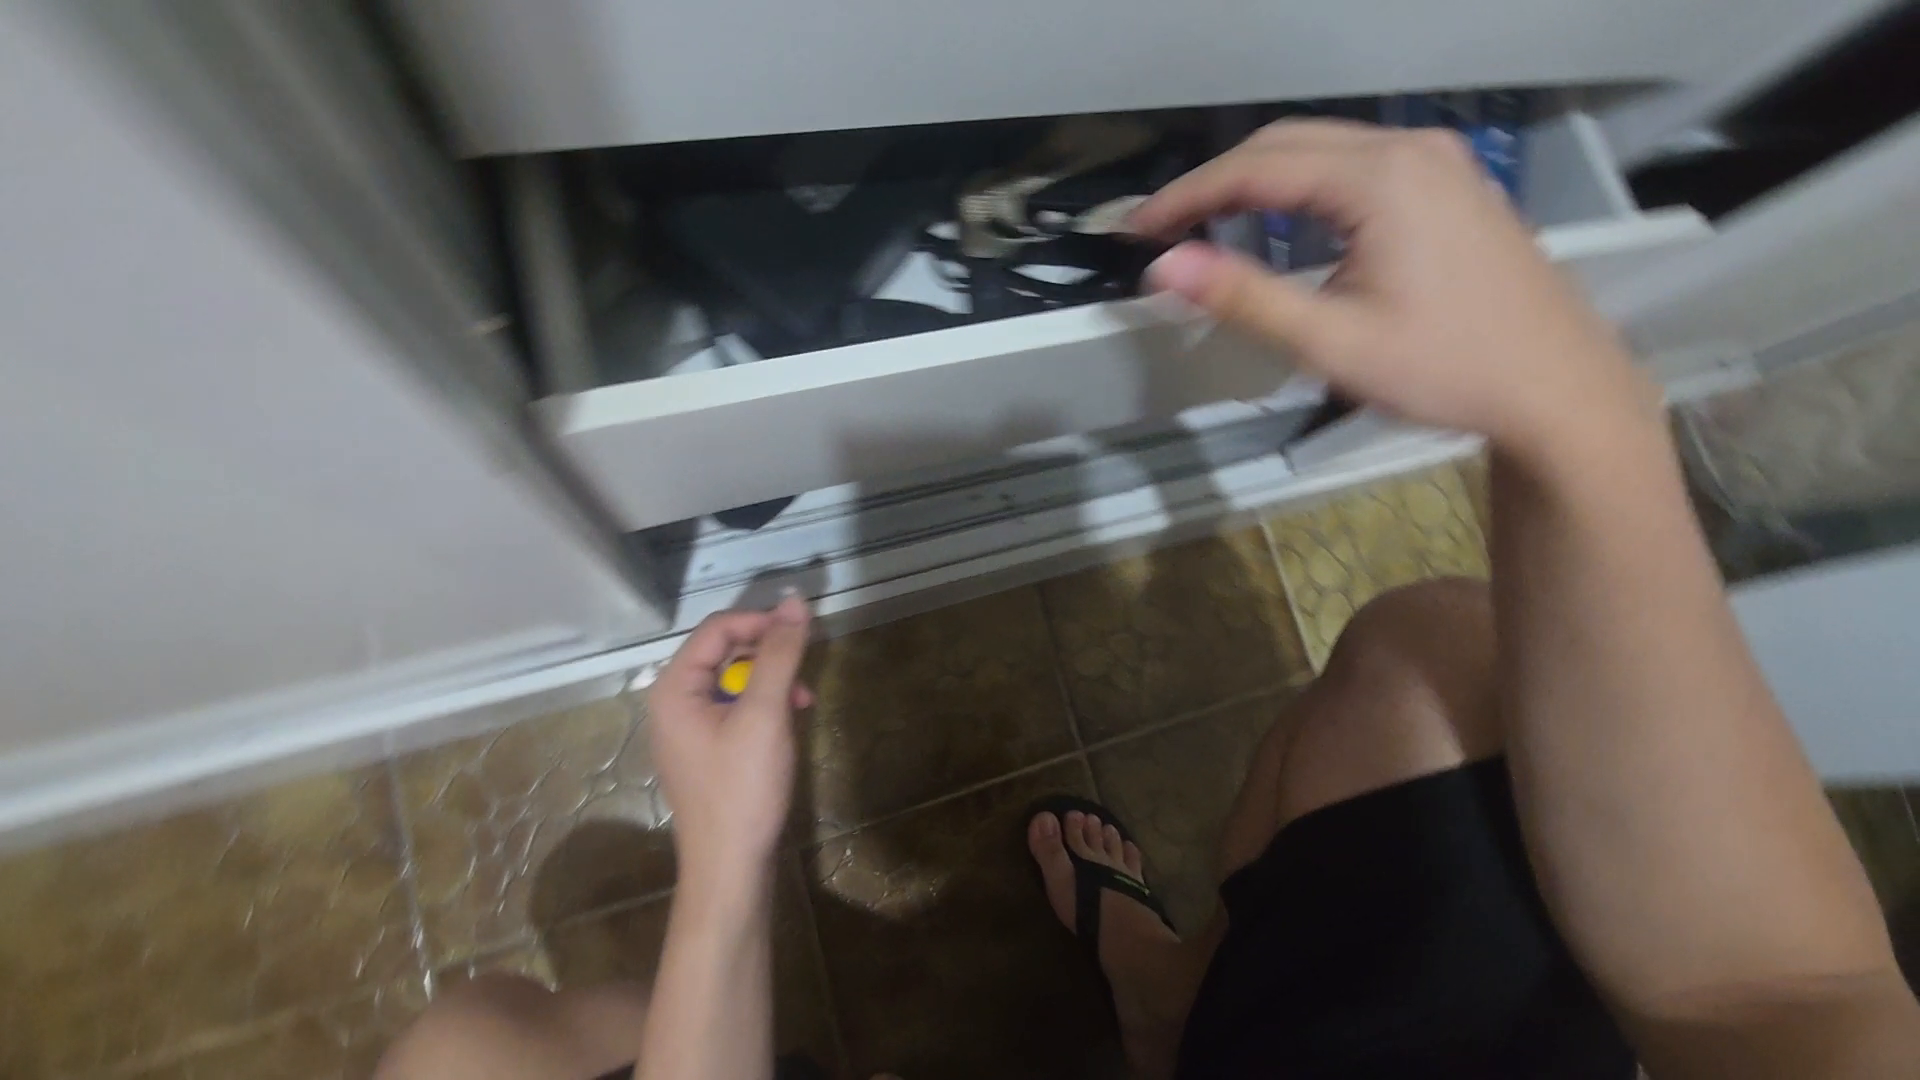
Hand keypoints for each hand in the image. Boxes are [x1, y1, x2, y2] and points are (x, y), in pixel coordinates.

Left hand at [648, 593, 813, 893]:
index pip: (717, 629)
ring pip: (734, 679)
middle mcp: (674, 701)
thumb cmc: (742, 788)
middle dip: (768, 655)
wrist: (731, 866)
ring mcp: (688, 727)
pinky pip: (735, 707)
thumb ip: (780, 655)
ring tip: (802, 701)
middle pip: (724, 651)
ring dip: (771, 681)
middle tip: (805, 671)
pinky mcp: (707, 748)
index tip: (803, 630)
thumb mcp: (765, 715)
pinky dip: (764, 705)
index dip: (761, 622)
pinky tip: (788, 722)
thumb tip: (797, 602)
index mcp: (674, 688)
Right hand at [1130, 120, 1660, 456]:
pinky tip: (1278, 219)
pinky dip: (1299, 184)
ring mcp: (1436, 162)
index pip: (1255, 169)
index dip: (1186, 197)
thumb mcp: (1332, 342)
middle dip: (1213, 181)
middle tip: (1161, 226)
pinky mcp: (1448, 183)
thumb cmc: (1445, 368)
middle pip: (1285, 144)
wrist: (1557, 386)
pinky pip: (1353, 164)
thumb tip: (1164, 267)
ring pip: (1320, 149)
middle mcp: (1409, 149)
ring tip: (1204, 221)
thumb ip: (1245, 298)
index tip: (1134, 229)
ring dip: (1254, 179)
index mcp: (1380, 179)